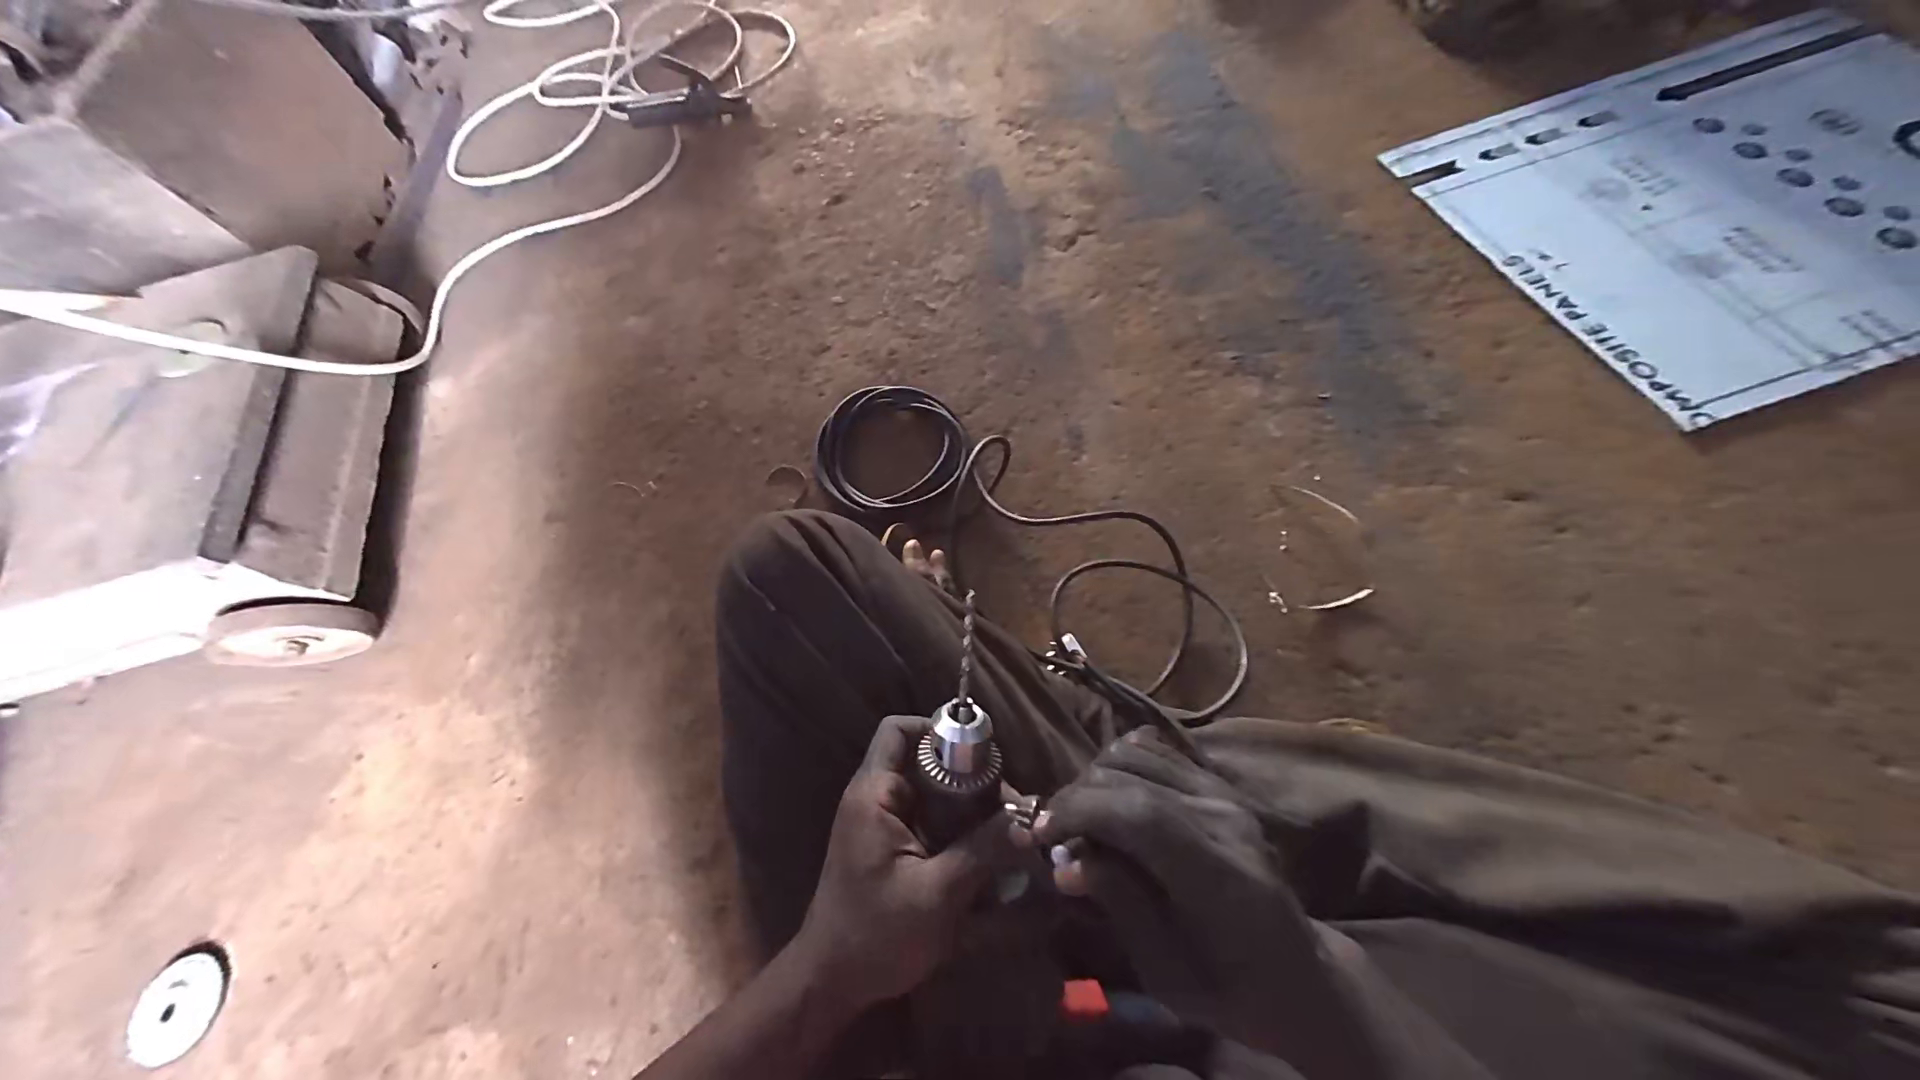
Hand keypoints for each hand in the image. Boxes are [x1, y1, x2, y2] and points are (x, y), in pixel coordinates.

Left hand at [789, 715, 1024, 1010]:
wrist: (831, 983)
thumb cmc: (876, 934)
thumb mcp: (937, 894)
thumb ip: (982, 850)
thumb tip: (1029, 817)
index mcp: (874, 794)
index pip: (899, 730)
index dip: (938, 728)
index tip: (980, 753)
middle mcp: (876, 797)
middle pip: (924, 759)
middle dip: (968, 775)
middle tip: (1009, 802)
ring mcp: (883, 821)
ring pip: (932, 790)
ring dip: (968, 805)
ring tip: (1007, 827)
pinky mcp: (893, 844)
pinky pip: (929, 818)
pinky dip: (957, 826)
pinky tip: (987, 850)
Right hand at [1036, 729, 1363, 1070]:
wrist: (1296, 972)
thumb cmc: (1228, 989)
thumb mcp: (1166, 972)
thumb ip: (1120, 906)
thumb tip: (1065, 863)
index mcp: (1221, 876)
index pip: (1141, 813)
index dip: (1080, 812)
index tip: (1039, 834)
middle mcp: (1224, 818)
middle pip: (1129, 776)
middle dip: (1075, 799)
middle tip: (1052, 836)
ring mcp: (1223, 793)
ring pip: (1134, 751)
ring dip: (1093, 778)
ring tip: (1081, 818)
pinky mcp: (1217, 783)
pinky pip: (1152, 748)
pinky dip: (1118, 763)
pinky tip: (1109, 798)